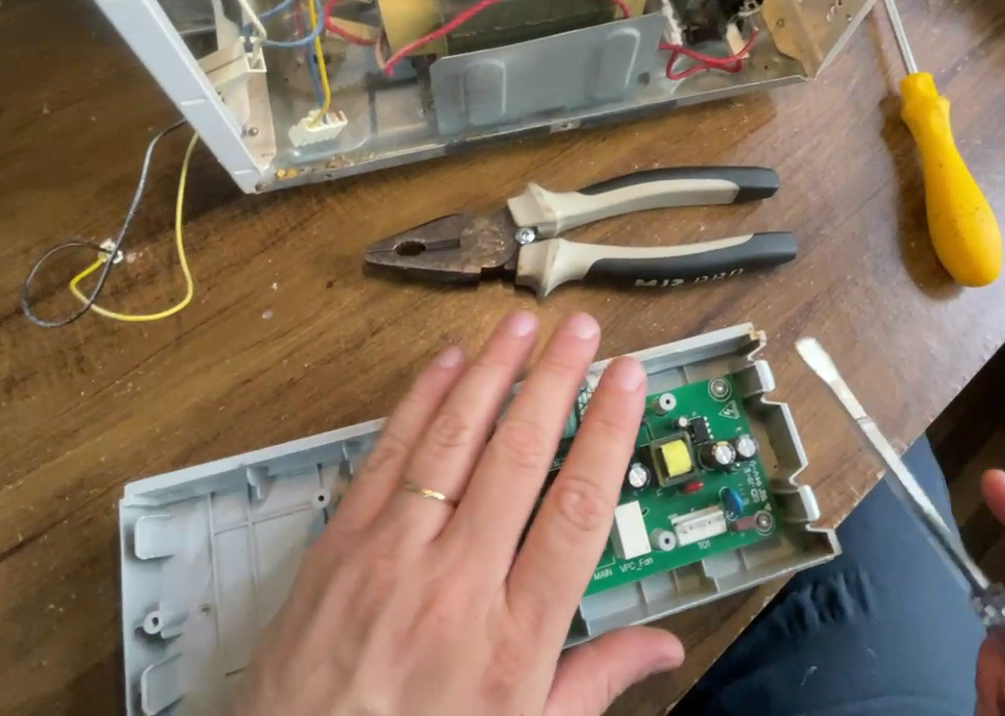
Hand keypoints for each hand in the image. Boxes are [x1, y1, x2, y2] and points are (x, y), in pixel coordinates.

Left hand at [241, 310, 684, 715]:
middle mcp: (456, 583)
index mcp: (513, 638)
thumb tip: (662, 650)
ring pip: (454, 438)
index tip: (626, 381)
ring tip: (522, 325)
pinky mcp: (342, 542)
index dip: (608, 432)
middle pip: (520, 454)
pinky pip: (389, 452)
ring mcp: (393, 554)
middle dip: (556, 379)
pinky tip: (448, 362)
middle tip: (580, 331)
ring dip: (493, 371)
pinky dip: (421, 399)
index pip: (577, 509)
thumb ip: (595, 683)